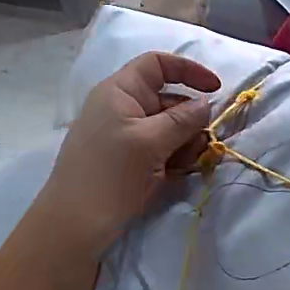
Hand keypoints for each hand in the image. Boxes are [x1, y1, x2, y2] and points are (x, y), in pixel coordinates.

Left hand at [33, 52, 222, 254]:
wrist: (74, 225)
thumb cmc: (109, 175)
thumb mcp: (150, 142)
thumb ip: (182, 120)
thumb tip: (205, 104)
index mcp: (120, 92)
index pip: (157, 65)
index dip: (188, 70)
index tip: (216, 89)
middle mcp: (122, 109)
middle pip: (168, 100)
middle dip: (191, 119)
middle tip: (205, 143)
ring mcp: (125, 137)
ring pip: (168, 128)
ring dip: (185, 142)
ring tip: (187, 164)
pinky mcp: (129, 162)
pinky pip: (160, 150)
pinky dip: (173, 158)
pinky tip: (177, 174)